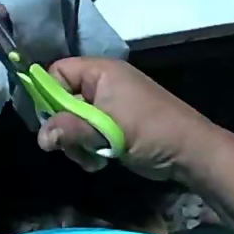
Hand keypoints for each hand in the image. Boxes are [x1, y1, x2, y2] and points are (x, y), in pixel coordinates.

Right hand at [37, 57, 219, 178]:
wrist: (193, 153)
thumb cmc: (150, 131)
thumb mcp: (106, 129)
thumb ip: (70, 129)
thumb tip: (40, 137)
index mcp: (100, 72)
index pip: (57, 72)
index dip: (49, 94)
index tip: (52, 121)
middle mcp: (102, 83)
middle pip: (62, 99)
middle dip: (64, 126)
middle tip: (72, 147)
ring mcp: (109, 104)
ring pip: (73, 119)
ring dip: (76, 142)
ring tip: (90, 159)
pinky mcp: (114, 124)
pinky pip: (87, 131)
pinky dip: (88, 146)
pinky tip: (99, 161)